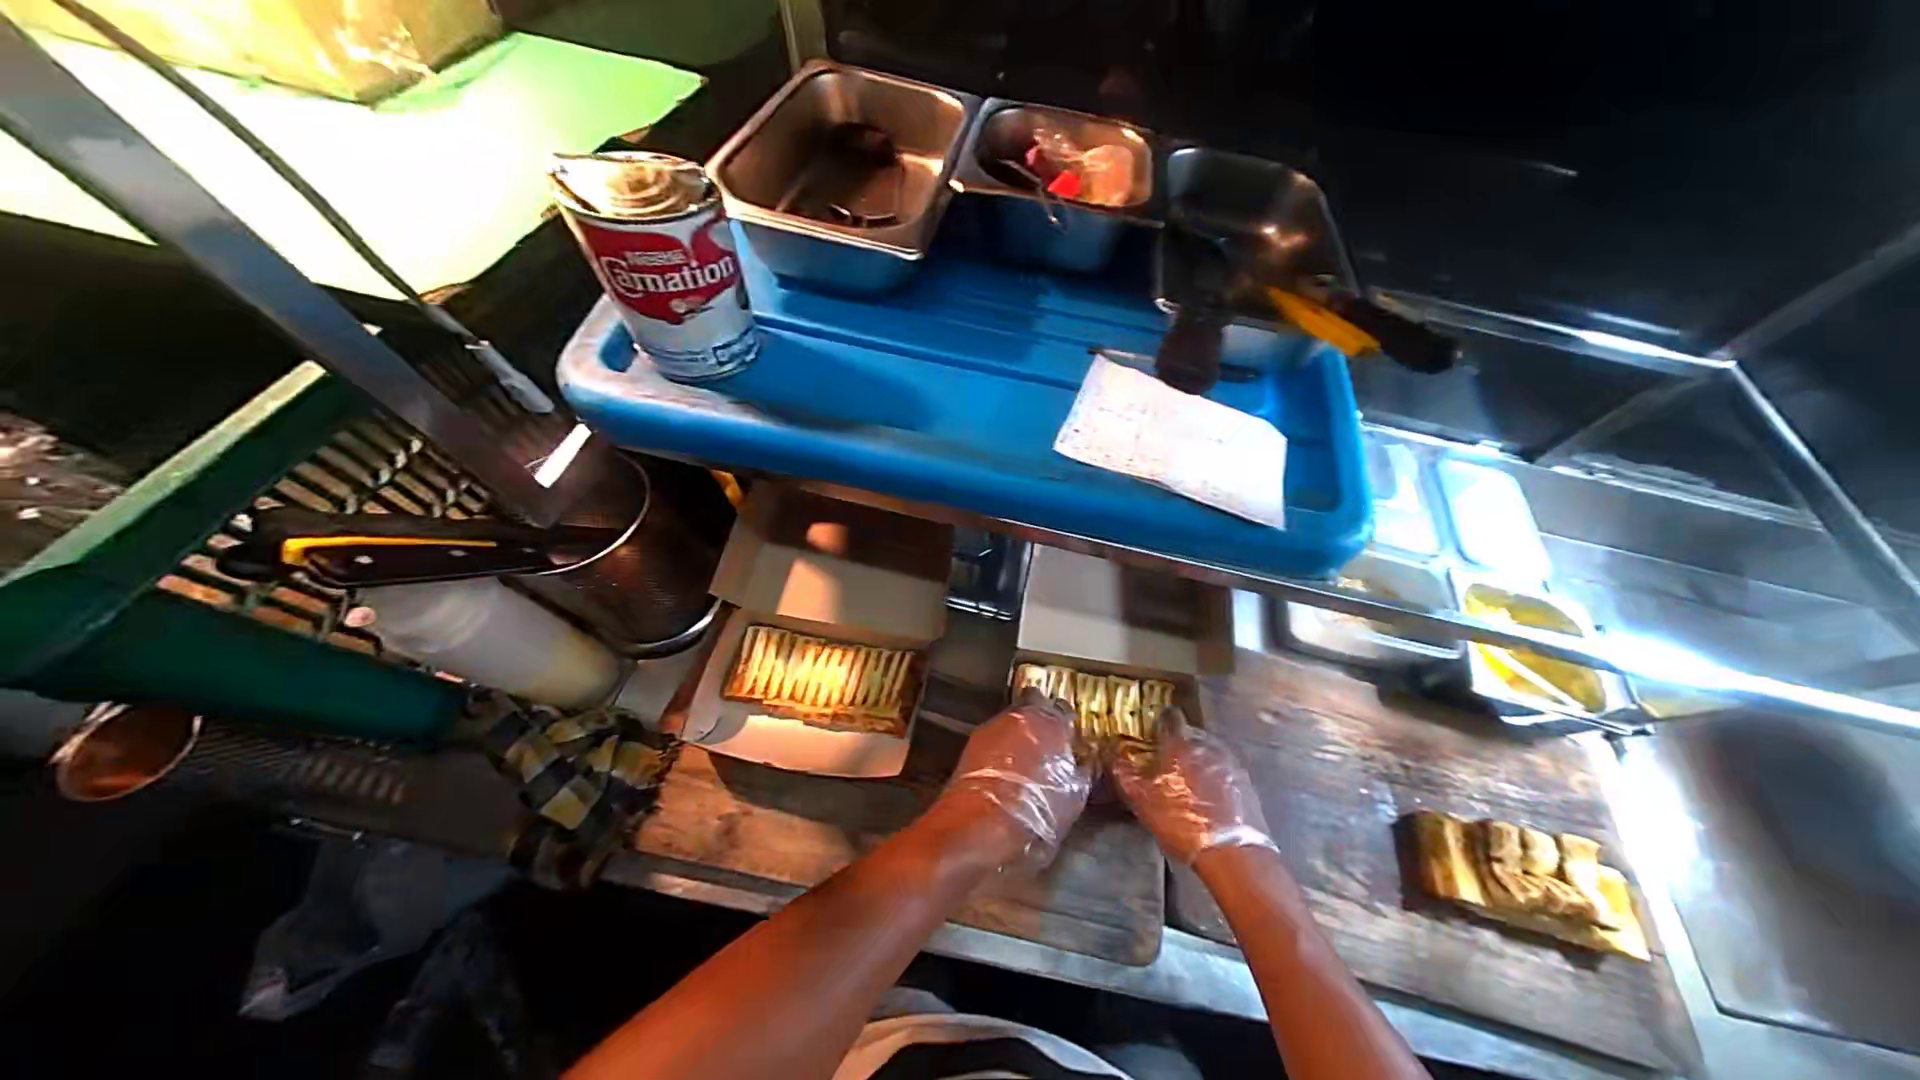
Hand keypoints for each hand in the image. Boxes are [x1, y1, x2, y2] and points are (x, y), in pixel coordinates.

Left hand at [941, 688, 1092, 867]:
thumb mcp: (1074, 798)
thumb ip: (1081, 772)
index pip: (1064, 711)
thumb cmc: (1034, 814)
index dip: (1068, 729)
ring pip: (1011, 727)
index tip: (1072, 745)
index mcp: (1048, 721)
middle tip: (1050, 754)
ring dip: (1019, 741)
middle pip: (1033, 712)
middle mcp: (1017, 716)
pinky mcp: (969, 747)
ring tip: (1027, 768)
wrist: (978, 830)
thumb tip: (1083, 767)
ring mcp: (990, 729)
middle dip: (1041, 729)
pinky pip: (994, 744)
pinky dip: (1001, 754)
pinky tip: (1006, 777)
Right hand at [1112, 707, 1275, 864]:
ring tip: (1187, 781)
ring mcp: (1231, 764)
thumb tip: (1111, 754)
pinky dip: (1215, 777)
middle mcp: (1208, 747)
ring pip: (1209, 752)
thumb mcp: (1143, 801)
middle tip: (1166, 761)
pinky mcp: (1247, 783)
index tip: (1153, 730)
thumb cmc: (1183, 823)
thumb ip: (1125, 774)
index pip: (1171, 718)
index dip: (1160, 721)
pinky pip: (1225, 770)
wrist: (1233, 855)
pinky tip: (1209, 796)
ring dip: (1198, 760)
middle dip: (1179, 744)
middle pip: (1190, 735)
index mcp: (1181, 745)